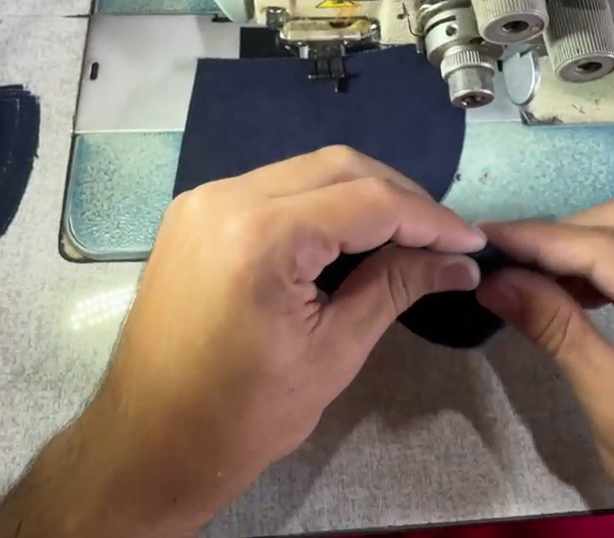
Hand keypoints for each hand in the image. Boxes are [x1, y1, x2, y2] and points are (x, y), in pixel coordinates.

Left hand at [0, 147, 485, 537]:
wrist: (143, 447)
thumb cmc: (239, 419)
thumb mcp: (332, 354)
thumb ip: (396, 287)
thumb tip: (457, 261)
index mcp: (260, 235)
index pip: (367, 201)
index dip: (428, 217)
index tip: (470, 240)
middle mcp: (227, 196)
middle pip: (339, 166)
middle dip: (399, 194)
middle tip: (441, 236)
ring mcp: (206, 198)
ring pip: (307, 169)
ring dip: (362, 193)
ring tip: (404, 233)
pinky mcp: (197, 209)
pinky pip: (276, 185)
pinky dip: (321, 200)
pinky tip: (349, 231)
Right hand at [477, 200, 613, 537]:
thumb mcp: (613, 402)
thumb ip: (556, 328)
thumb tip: (496, 281)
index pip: (610, 247)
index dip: (543, 239)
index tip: (489, 237)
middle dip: (563, 236)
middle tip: (508, 257)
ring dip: (582, 250)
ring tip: (529, 272)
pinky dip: (608, 270)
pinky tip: (572, 290)